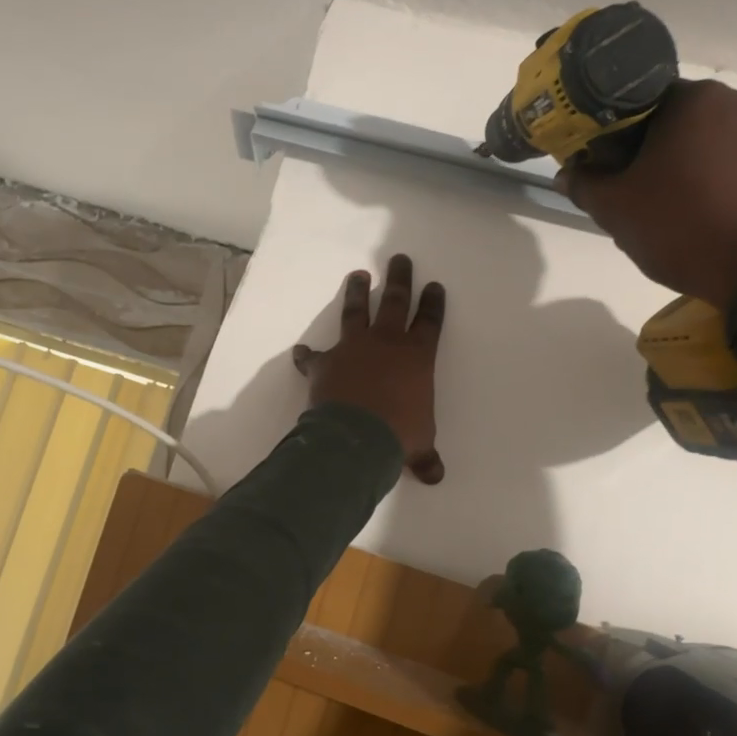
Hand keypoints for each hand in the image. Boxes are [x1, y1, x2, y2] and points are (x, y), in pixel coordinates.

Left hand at [293, 255, 445, 483]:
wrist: (356, 438)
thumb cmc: (398, 435)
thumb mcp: (418, 445)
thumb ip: (424, 455)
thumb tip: (435, 476)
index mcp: (417, 357)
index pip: (430, 323)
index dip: (433, 304)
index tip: (434, 285)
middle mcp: (386, 344)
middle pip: (395, 302)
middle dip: (398, 280)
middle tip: (399, 259)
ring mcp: (353, 348)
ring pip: (356, 312)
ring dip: (357, 293)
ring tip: (358, 275)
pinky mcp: (325, 362)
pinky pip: (314, 356)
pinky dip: (307, 355)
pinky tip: (302, 351)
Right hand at [555, 79, 736, 309]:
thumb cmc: (683, 226)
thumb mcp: (616, 210)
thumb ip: (586, 184)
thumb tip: (567, 173)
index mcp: (694, 98)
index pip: (636, 103)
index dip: (611, 136)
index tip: (600, 166)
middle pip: (675, 122)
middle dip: (648, 151)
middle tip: (629, 190)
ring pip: (706, 143)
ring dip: (681, 167)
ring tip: (664, 208)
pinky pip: (733, 163)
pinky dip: (712, 181)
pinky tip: (698, 215)